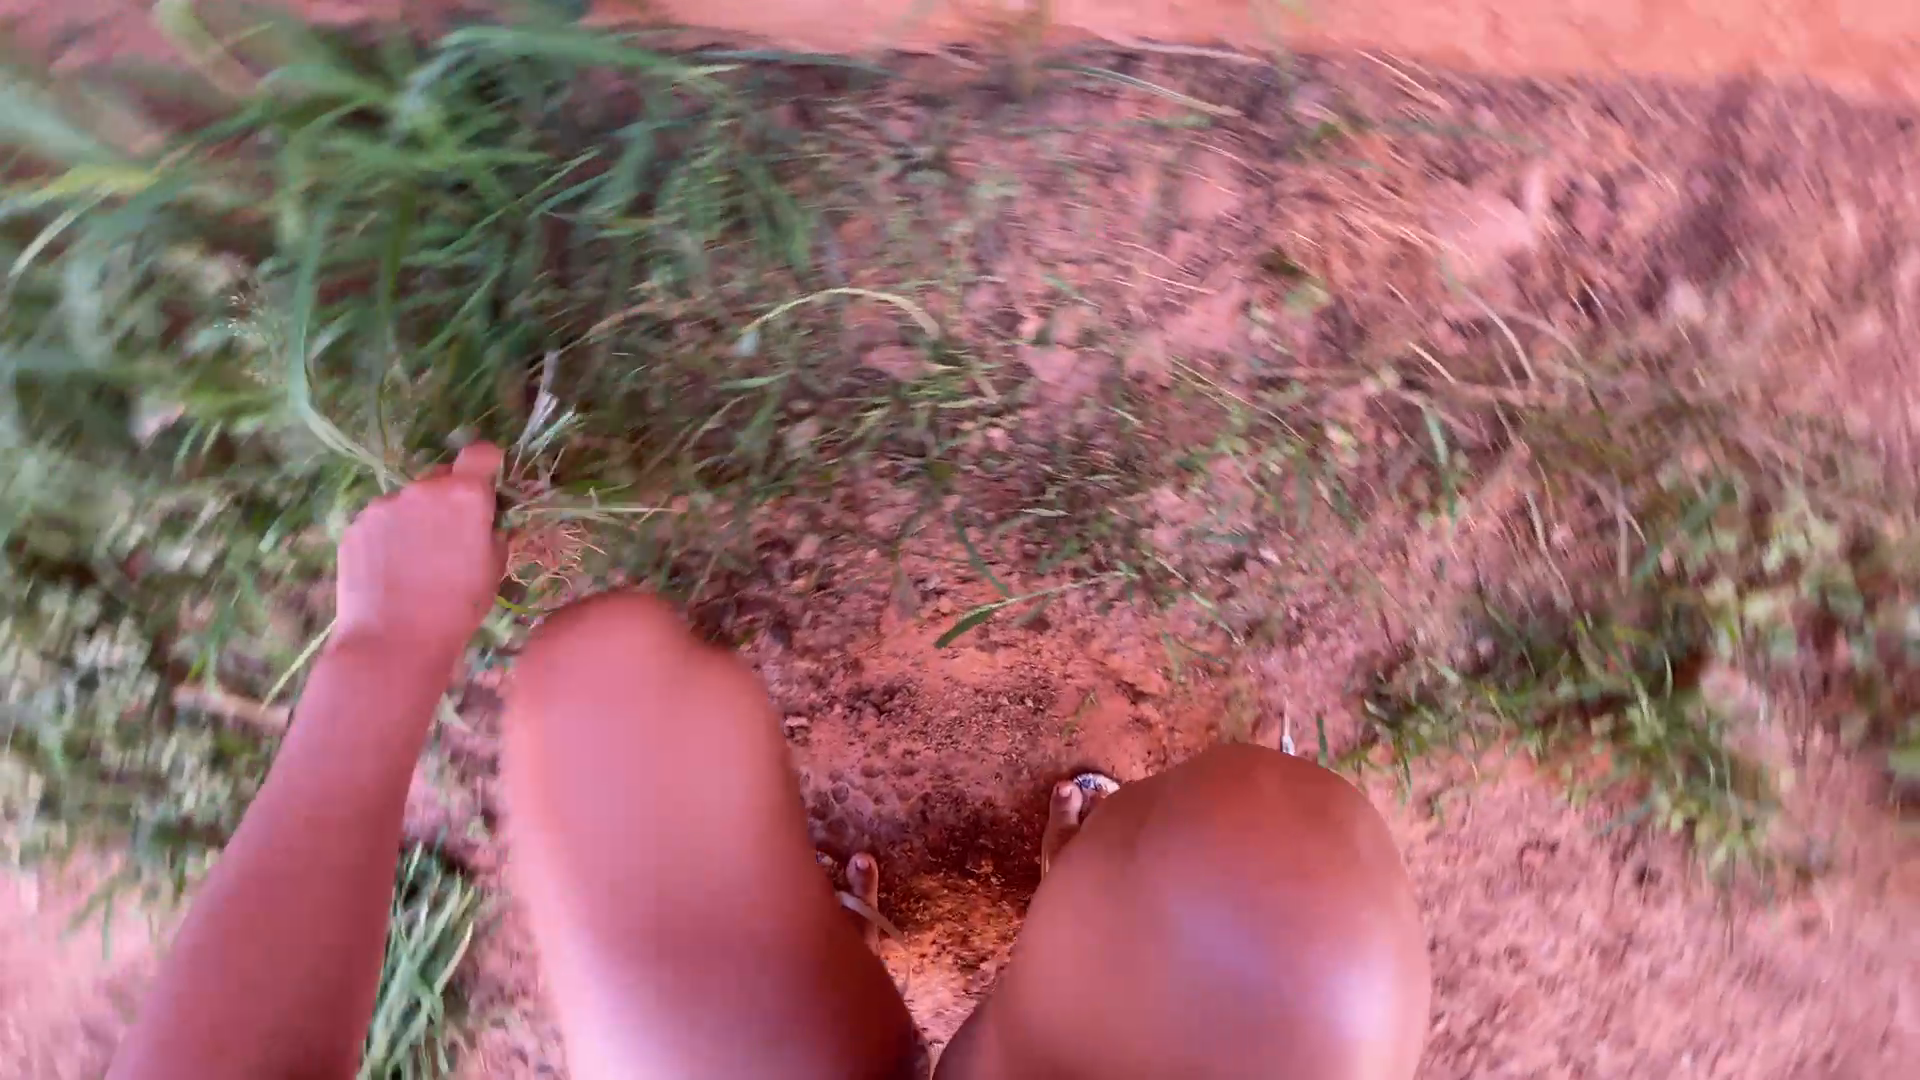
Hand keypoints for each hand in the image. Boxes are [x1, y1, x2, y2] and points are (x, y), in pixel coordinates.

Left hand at [333, 443, 506, 658]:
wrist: (395, 636)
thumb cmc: (460, 603)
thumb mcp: (496, 565)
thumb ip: (493, 531)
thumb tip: (488, 523)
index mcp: (465, 495)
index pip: (480, 453)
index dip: (488, 464)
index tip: (490, 482)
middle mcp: (422, 490)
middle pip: (443, 477)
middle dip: (452, 496)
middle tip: (456, 533)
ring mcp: (383, 506)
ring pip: (411, 500)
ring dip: (420, 517)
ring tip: (420, 558)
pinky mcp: (355, 526)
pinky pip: (383, 520)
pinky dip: (393, 535)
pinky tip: (395, 567)